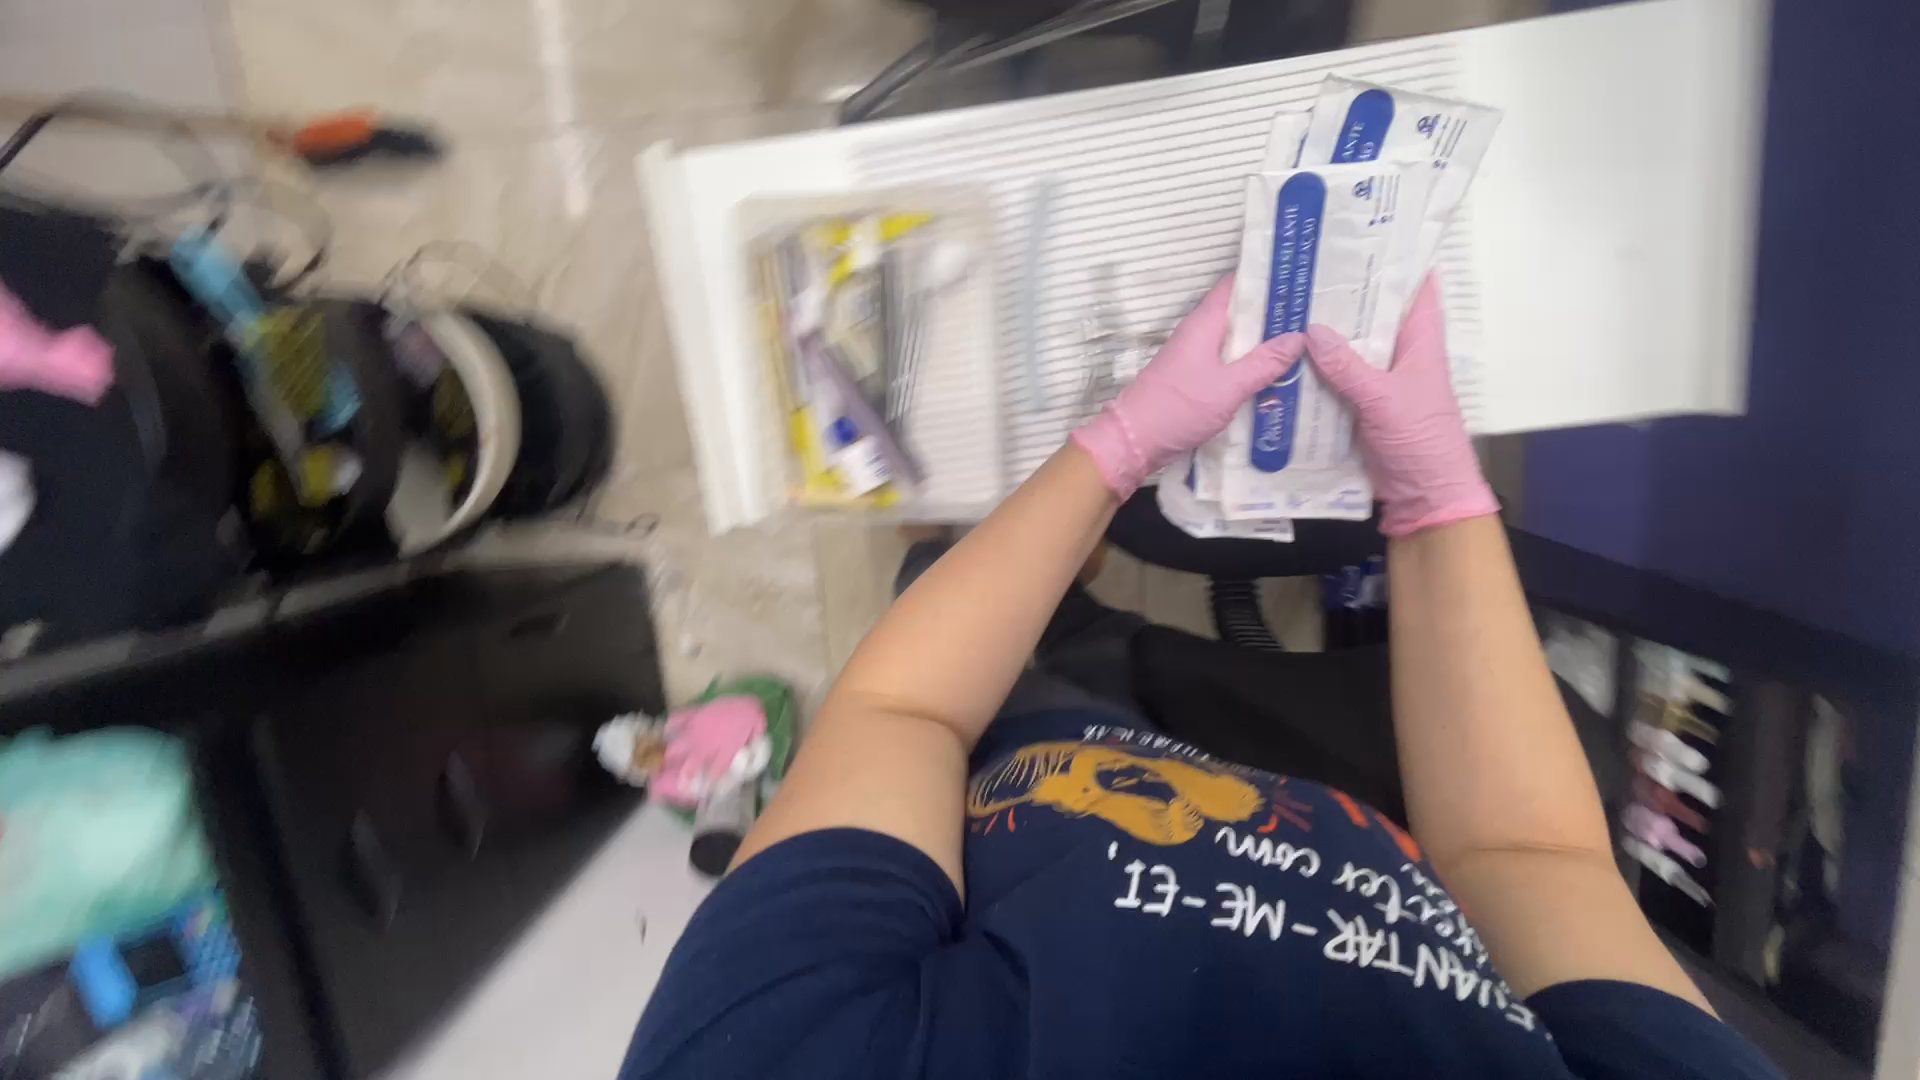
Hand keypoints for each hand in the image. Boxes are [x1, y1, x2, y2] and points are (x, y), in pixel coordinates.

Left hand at [1071, 275, 1304, 498]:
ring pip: (1235, 341)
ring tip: (1307, 341)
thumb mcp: (1229, 387)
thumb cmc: (1178, 409)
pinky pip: (1227, 364)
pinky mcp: (1193, 379)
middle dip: (1274, 313)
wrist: (1133, 442)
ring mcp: (1194, 357)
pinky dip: (1249, 365)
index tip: (1301, 275)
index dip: (1267, 277)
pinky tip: (1275, 373)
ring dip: (1264, 342)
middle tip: (1316, 313)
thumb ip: (1264, 363)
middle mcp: (1198, 334)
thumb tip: (1298, 337)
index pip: (1236, 284)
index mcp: (1204, 323)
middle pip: (1240, 313)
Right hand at [1304, 276, 1497, 536]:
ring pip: (1345, 350)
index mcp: (1418, 342)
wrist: (1421, 493)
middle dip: (1339, 299)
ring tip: (1281, 313)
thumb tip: (1311, 329)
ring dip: (1319, 338)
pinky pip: (1330, 382)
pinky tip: (1281, 363)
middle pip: (1368, 318)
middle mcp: (1396, 356)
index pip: (1411, 289)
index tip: (1356, 239)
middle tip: (1299, 277)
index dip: (1391, 262)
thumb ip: (1348, 366)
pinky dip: (1310, 373)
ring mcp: (1374, 383)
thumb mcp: (1384, 398)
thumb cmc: (1419, 439)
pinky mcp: (1355, 407)